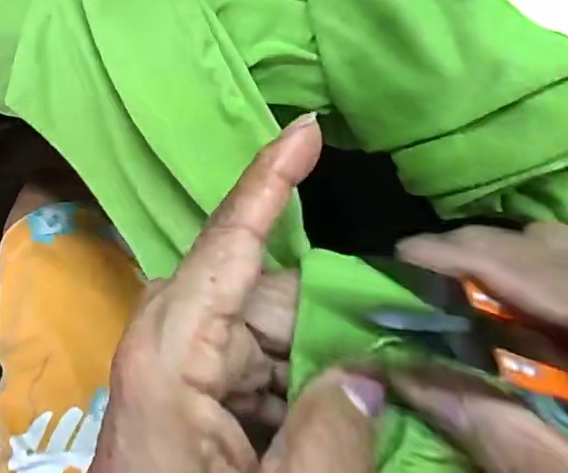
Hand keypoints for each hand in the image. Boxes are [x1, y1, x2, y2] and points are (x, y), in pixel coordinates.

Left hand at [93, 114, 383, 470]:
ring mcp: (180, 362)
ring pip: (270, 333)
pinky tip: (334, 421)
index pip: (230, 238)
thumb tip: (366, 374)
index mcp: (172, 346)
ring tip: (371, 396)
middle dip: (329, 317)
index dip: (271, 178)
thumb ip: (326, 440)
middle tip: (396, 350)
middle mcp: (172, 335)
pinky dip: (300, 388)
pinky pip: (260, 366)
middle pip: (266, 295)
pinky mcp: (191, 391)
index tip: (306, 128)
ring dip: (320, 363)